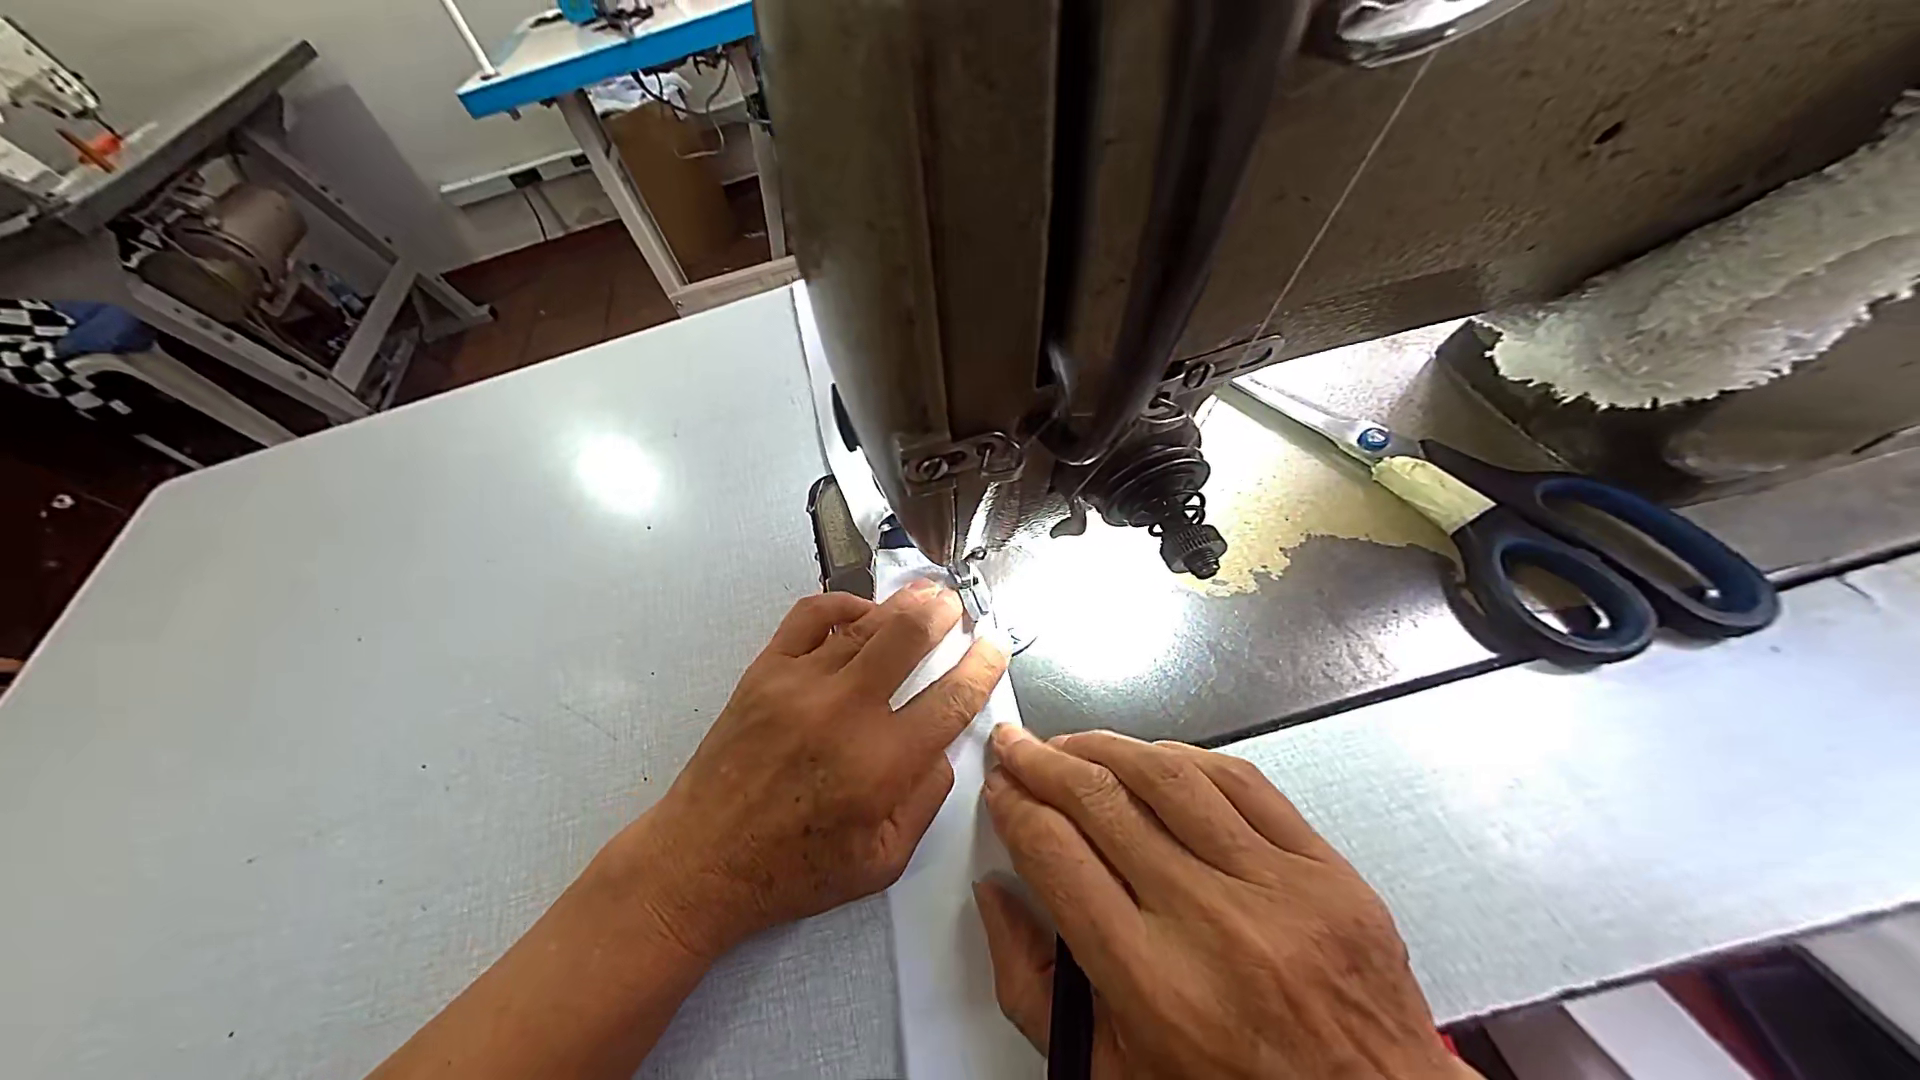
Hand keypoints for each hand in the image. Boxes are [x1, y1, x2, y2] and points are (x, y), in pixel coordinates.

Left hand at [615, 584, 1007, 960]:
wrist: (702, 859)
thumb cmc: (796, 869)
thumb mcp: (884, 859)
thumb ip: (927, 797)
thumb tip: (944, 741)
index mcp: (881, 763)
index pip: (952, 698)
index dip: (983, 666)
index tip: (995, 647)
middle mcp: (845, 712)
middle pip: (909, 636)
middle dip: (944, 613)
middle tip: (957, 607)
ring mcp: (800, 683)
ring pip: (866, 622)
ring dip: (903, 604)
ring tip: (924, 596)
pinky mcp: (765, 670)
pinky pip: (810, 615)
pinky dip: (843, 603)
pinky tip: (861, 612)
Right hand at [976, 728, 1469, 1079]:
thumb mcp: (1110, 1076)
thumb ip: (1034, 987)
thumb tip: (996, 894)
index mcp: (1156, 989)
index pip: (1057, 856)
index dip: (1016, 808)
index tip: (1001, 789)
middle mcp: (1217, 927)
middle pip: (1102, 802)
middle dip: (1043, 762)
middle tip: (1017, 746)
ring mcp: (1280, 890)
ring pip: (1167, 777)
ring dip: (1104, 745)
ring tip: (1070, 741)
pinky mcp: (1327, 869)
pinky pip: (1240, 780)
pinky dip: (1182, 756)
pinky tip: (1150, 755)